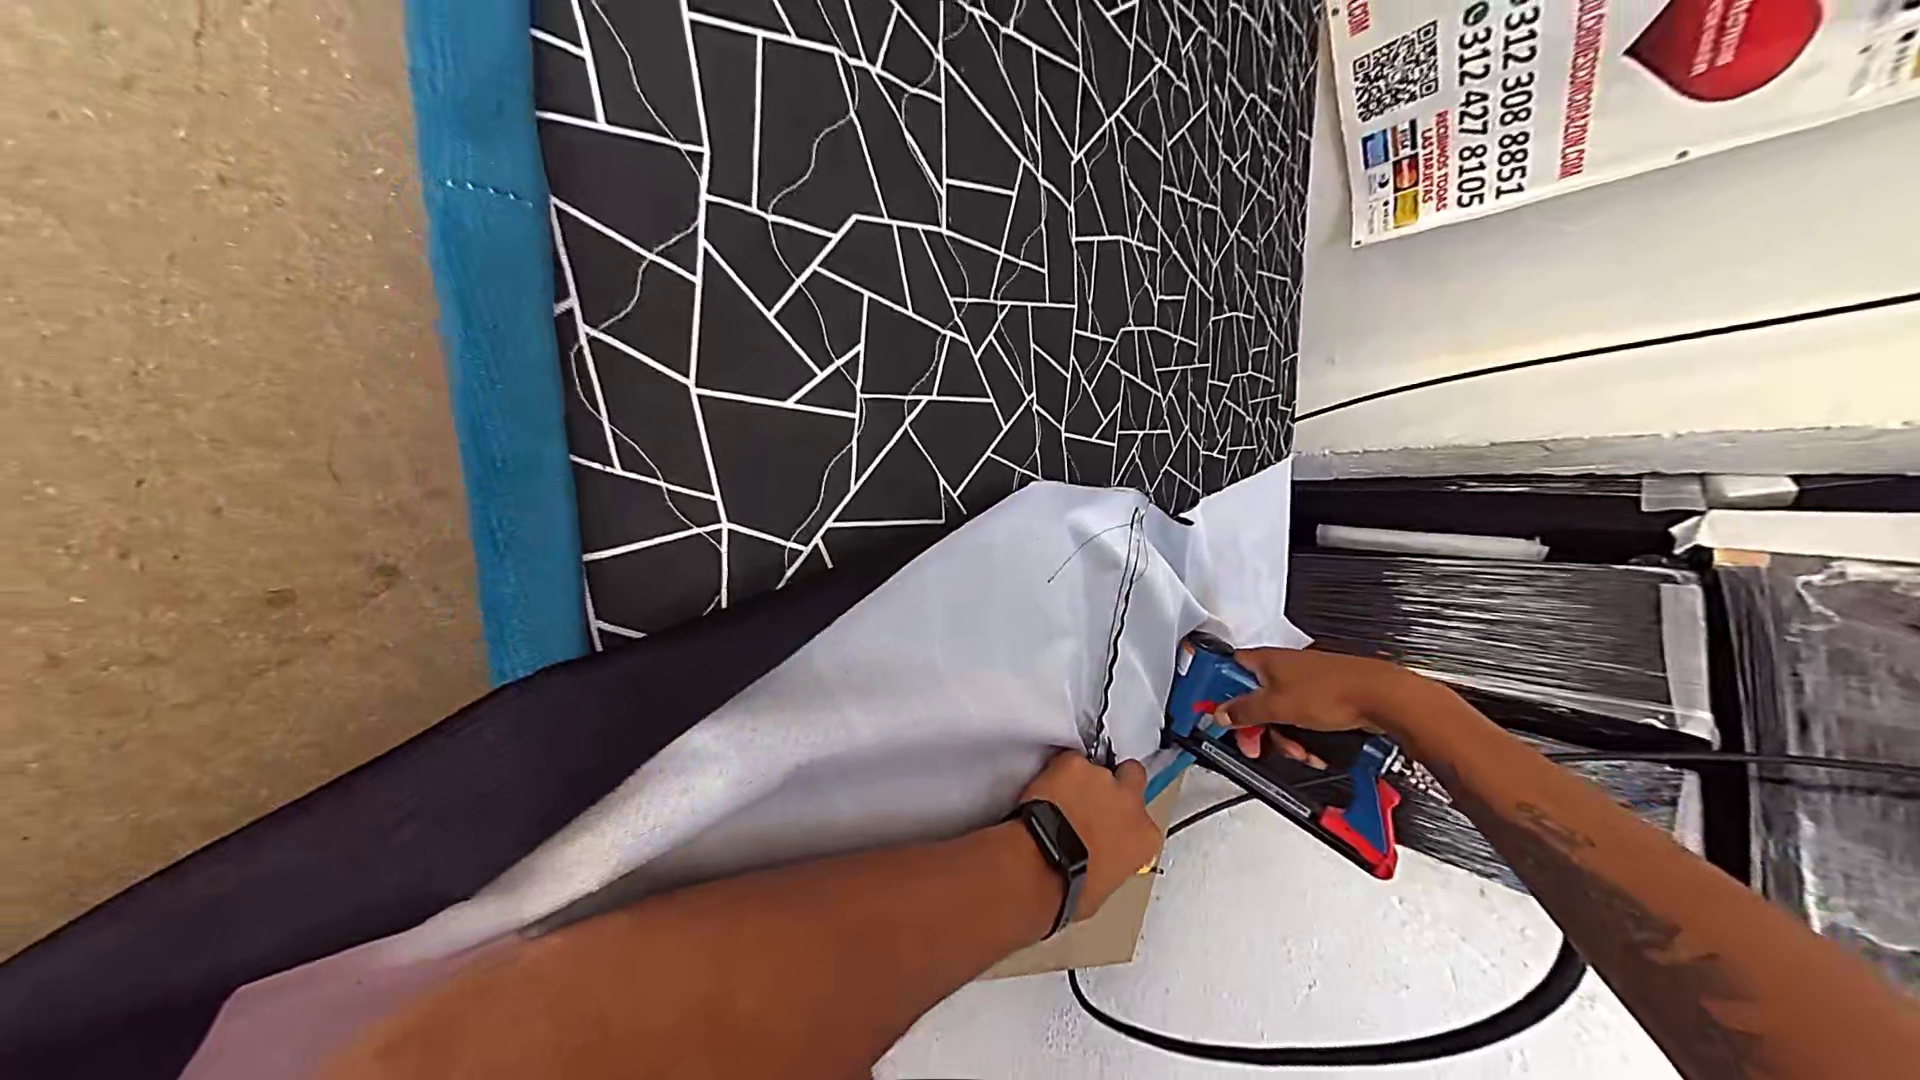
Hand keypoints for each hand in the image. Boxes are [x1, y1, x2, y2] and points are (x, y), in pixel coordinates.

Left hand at [1016, 751, 1162, 920]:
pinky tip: (1047, 787)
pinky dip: (1058, 770)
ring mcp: (1102, 779)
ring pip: (1095, 766)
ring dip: (1081, 779)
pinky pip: (1068, 759)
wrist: (1044, 864)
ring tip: (1060, 797)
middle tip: (1096, 794)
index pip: (1143, 820)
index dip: (1125, 818)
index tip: (1111, 822)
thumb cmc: (1072, 886)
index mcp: (1144, 837)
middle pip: (1133, 775)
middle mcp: (1130, 803)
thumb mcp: (1108, 884)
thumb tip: (1103, 860)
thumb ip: (1116, 861)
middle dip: (1119, 780)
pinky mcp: (1074, 764)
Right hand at [1216, 648, 1424, 763]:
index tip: (1205, 706)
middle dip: (1251, 724)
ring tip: (1293, 748)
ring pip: (1273, 712)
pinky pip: (1294, 719)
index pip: (1224, 669)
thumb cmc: (1335, 691)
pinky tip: (1309, 748)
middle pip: (1248, 697)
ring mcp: (1299, 683)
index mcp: (1263, 660)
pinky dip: (1298, 735)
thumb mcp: (1277, 707)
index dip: (1213, 688)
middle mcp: (1279, 668)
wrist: (1382, 699)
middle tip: (1251, 742)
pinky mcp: (1317, 698)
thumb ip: (1244, 710)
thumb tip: (1221, 713)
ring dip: (1278, 735)